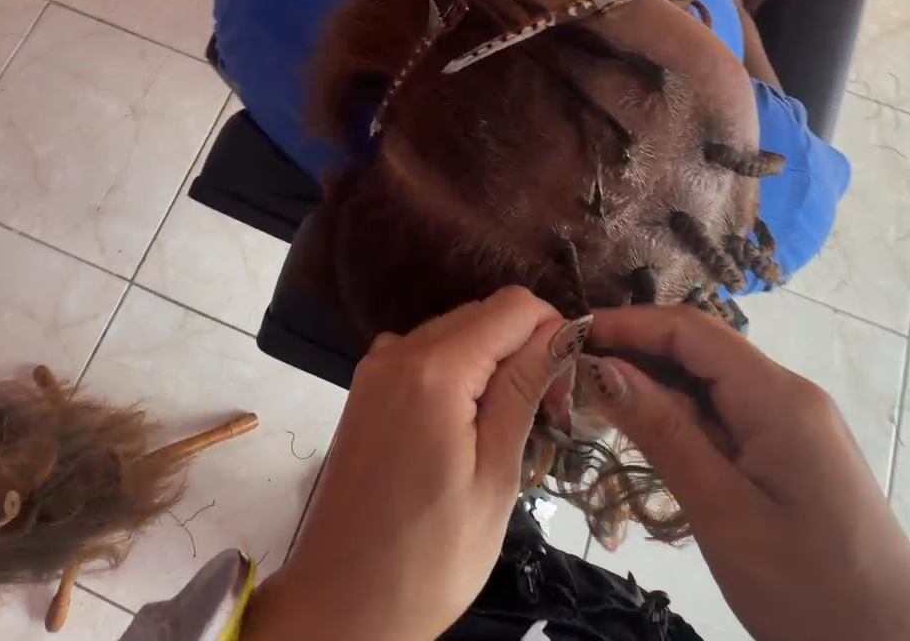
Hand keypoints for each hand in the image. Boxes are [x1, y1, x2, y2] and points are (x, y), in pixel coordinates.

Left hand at [244, 287, 582, 640]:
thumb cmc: (430, 557)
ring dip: (492, 359)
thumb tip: (560, 332)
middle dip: (525, 346)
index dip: (553, 330)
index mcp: (432, 370)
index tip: (568, 386)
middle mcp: (397, 351)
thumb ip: (523, 390)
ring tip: (510, 424)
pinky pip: (424, 354)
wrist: (341, 602)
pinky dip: (457, 371)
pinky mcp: (366, 388)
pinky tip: (468, 422)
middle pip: (482, 314)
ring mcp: (375, 367)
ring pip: (454, 331)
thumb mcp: (495, 477)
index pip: (512, 306)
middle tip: (548, 414)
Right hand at [580, 306, 909, 640]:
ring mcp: (794, 428)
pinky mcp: (793, 458)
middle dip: (636, 352)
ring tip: (596, 402)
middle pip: (700, 351)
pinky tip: (648, 436)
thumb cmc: (811, 590)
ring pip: (711, 385)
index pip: (691, 329)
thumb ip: (661, 431)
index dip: (628, 322)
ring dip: (655, 387)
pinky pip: (726, 417)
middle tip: (572, 373)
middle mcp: (789, 397)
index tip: (570, 334)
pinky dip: (681, 418)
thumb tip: (602, 365)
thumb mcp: (722, 511)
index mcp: (778, 397)